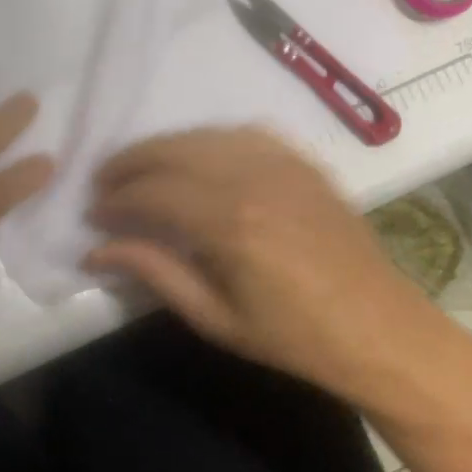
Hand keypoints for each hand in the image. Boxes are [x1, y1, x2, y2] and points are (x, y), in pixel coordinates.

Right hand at [86, 128, 444, 398]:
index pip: (153, 193)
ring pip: (206, 135)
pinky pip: (246, 134)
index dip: (115, 202)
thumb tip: (96, 251)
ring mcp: (285, 165)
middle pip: (174, 151)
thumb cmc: (291, 338)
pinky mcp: (305, 164)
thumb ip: (155, 274)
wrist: (379, 330)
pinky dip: (210, 140)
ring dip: (165, 147)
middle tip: (103, 184)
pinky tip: (196, 158)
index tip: (92, 217)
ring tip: (139, 169)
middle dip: (129, 163)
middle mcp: (255, 179)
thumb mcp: (214, 318)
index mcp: (230, 224)